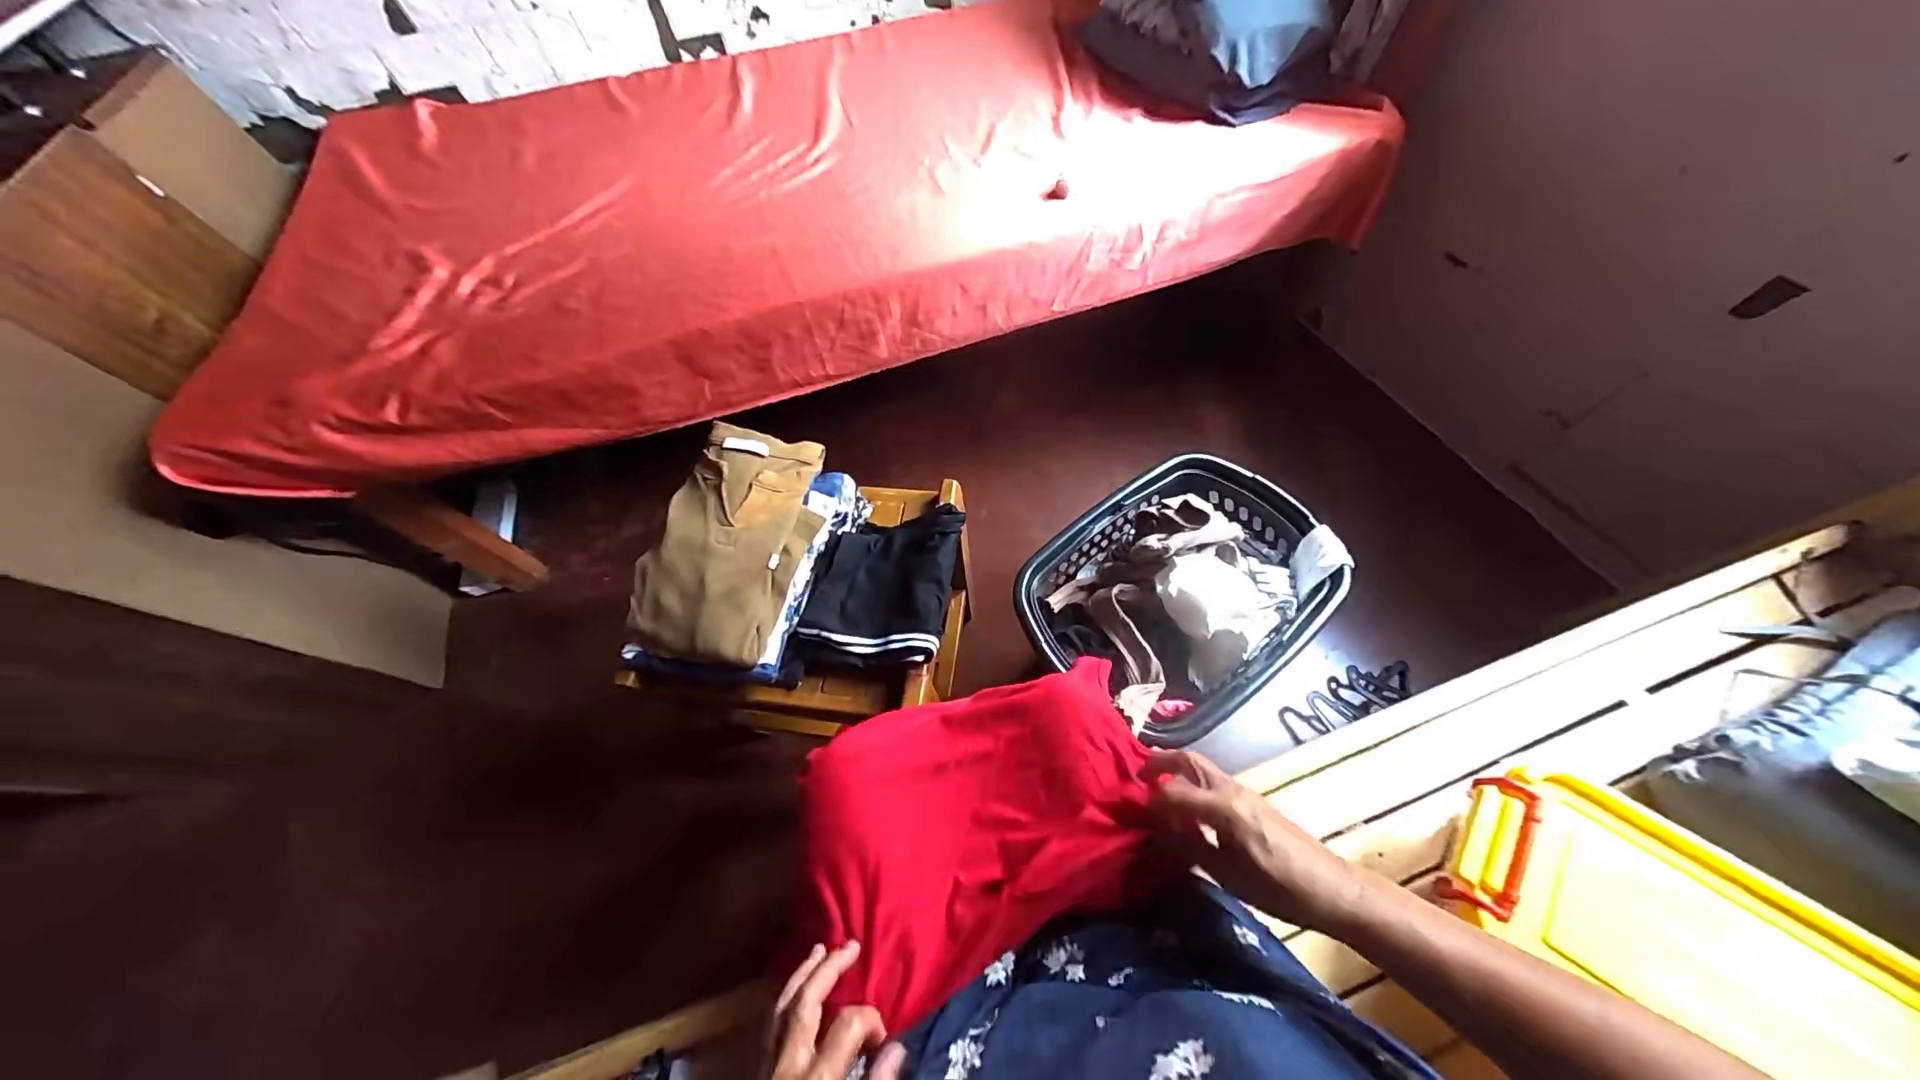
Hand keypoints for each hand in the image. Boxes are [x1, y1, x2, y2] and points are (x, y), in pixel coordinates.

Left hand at [766, 941, 905, 1079]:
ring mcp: (766, 1065)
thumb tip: (897, 1047)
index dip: (871, 1020)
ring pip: (780, 1009)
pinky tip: (795, 989)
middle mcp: (788, 1063)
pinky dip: (784, 1001)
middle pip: (805, 1003)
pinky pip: (768, 1026)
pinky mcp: (755, 1069)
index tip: (883, 1036)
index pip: (848, 1025)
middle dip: (828, 969)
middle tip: (850, 946)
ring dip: (801, 975)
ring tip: (818, 951)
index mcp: (818, 1077)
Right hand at [1143, 748, 1379, 934]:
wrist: (1333, 889)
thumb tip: (1158, 829)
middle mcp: (1230, 789)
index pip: (1171, 790)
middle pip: (1187, 760)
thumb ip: (1190, 845)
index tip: (1131, 811)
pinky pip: (1211, 780)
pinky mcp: (1251, 801)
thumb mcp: (1227, 874)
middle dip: (1158, 762)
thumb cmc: (1280, 887)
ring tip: (1155, 789)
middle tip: (1136, 778)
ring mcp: (1243, 791)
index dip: (1148, 800)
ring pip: (1200, 766)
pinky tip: (1185, 807)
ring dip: (1174, 770)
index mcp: (1222, 807)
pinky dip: (1190, 782)